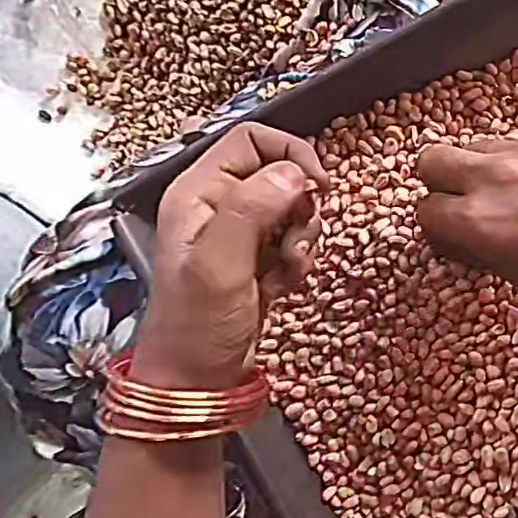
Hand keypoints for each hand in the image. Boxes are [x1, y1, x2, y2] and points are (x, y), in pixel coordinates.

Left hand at [132, 124, 327, 389]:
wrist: (199, 380)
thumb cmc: (197, 325)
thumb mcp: (219, 266)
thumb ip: (251, 211)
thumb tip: (295, 172)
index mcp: (199, 191)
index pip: (252, 138)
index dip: (291, 152)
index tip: (320, 186)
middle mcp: (220, 203)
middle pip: (282, 172)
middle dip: (301, 206)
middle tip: (293, 242)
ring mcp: (241, 231)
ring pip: (295, 207)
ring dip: (303, 237)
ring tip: (285, 268)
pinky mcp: (260, 256)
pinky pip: (296, 238)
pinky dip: (300, 259)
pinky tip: (283, 283)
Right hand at [416, 130, 517, 330]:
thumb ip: (476, 249)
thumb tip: (453, 236)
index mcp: (476, 219)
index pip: (425, 210)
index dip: (435, 223)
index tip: (449, 230)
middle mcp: (490, 176)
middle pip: (431, 159)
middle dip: (438, 180)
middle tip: (459, 198)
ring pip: (473, 145)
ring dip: (476, 166)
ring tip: (504, 189)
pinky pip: (516, 143)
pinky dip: (516, 160)